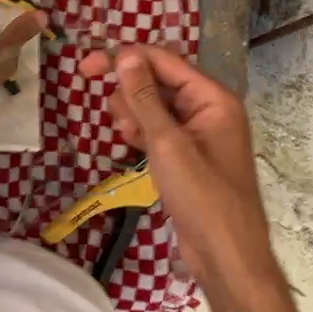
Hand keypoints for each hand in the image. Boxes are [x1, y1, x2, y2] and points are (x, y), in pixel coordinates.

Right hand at [80, 45, 276, 286]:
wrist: (226, 255)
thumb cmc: (201, 197)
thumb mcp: (167, 143)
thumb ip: (144, 96)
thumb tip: (125, 56)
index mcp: (213, 98)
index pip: (164, 61)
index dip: (125, 58)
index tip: (87, 65)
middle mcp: (208, 109)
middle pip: (158, 81)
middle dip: (130, 92)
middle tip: (110, 113)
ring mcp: (198, 133)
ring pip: (154, 105)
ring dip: (133, 113)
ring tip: (126, 135)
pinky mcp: (187, 154)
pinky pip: (158, 128)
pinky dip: (141, 130)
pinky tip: (130, 143)